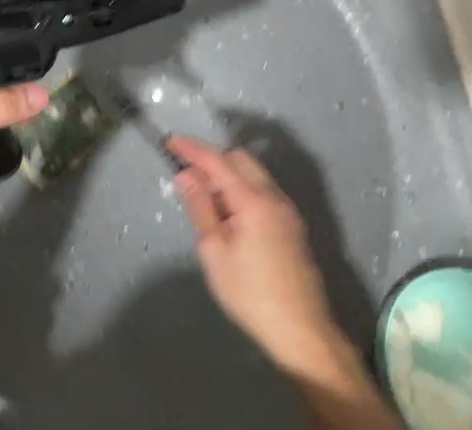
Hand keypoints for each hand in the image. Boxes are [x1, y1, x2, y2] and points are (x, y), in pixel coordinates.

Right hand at [168, 137, 344, 370]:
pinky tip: (227, 211)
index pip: (218, 161)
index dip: (192, 149)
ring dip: (228, 173)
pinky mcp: (292, 226)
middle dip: (212, 157)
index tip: (170, 141)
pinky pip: (263, 191)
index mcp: (253, 201)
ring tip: (203, 194)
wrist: (301, 330)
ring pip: (254, 174)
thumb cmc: (249, 292)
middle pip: (241, 159)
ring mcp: (287, 212)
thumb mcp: (214, 250)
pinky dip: (241, 187)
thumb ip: (200, 207)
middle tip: (186, 173)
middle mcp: (274, 198)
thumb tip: (186, 175)